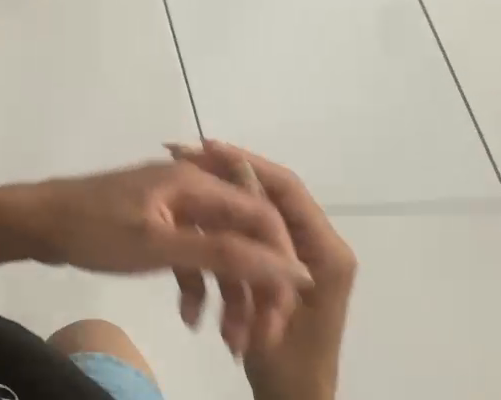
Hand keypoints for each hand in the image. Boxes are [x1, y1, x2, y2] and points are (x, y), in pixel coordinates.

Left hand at [18, 162, 313, 356]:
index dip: (281, 263)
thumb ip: (226, 254)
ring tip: (227, 340)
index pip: (262, 217)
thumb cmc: (94, 229)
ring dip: (227, 295)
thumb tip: (294, 268)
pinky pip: (190, 256)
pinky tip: (189, 319)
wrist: (36, 224)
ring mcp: (169, 207)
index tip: (287, 310)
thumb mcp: (161, 246)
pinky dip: (195, 287)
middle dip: (255, 287)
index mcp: (193, 182)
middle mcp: (187, 189)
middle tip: (258, 335)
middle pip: (243, 237)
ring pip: (217, 252)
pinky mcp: (153, 226)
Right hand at [168, 142, 355, 399]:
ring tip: (177, 187)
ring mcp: (293, 259)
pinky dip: (213, 240)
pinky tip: (182, 223)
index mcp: (325, 248)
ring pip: (247, 217)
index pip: (285, 185)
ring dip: (212, 212)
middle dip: (219, 178)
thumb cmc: (289, 355)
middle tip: (175, 157)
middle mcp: (315, 247)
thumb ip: (256, 231)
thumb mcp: (273, 289)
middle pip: (262, 196)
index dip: (243, 160)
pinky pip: (240, 241)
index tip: (201, 146)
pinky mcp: (273, 272)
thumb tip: (238, 171)